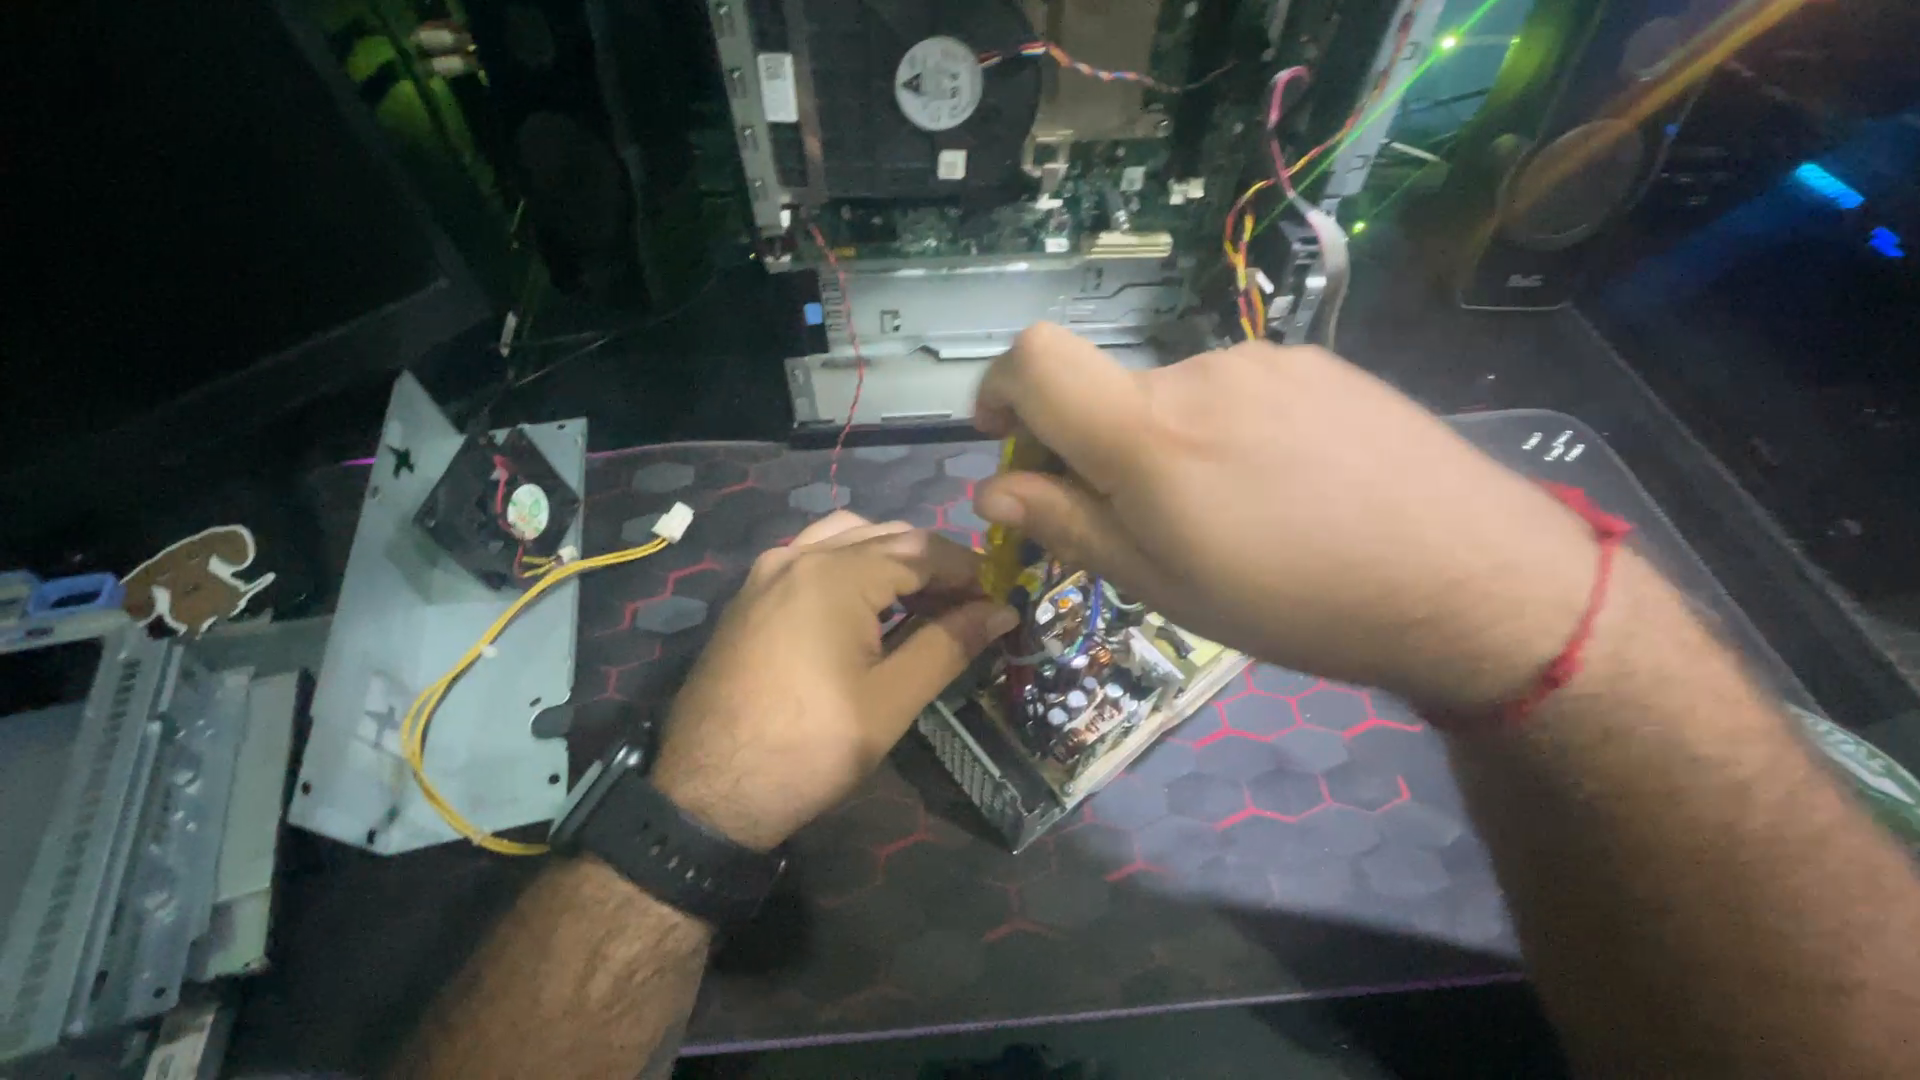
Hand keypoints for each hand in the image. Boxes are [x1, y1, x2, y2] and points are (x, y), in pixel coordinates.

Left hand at [650, 512, 1018, 849]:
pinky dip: (852, 565)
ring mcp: (768, 572)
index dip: (968, 572)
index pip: (922, 550)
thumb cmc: (809, 749)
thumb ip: (948, 645)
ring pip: (847, 536)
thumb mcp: (890, 700)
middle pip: (886, 535)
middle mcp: (798, 556)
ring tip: (923, 600)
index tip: (1000, 602)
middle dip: (935, 564)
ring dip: (892, 557)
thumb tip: (1001, 612)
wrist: (707, 792)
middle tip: (970, 605)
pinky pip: (813, 557)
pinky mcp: (751, 596)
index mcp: (835, 574)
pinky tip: (869, 607)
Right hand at [971, 323, 1599, 713]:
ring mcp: (1263, 361)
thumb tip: (992, 487)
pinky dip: (1223, 432)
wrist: (1469, 580)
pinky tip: (1282, 487)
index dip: (999, 388)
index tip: (1007, 439)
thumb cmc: (1294, 604)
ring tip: (1231, 514)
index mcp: (1147, 433)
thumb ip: (1070, 525)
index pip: (1035, 358)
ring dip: (1166, 446)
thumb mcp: (1163, 585)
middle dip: (1095, 449)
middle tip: (1145, 525)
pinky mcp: (1317, 366)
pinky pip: (1234, 391)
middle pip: (1106, 391)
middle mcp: (1197, 373)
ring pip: (1172, 397)